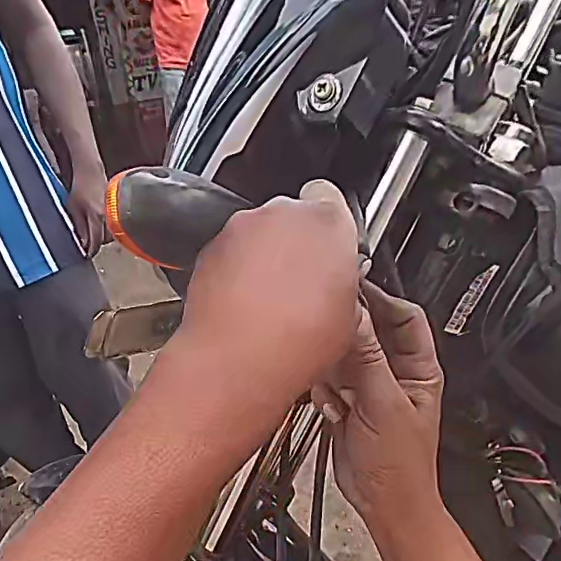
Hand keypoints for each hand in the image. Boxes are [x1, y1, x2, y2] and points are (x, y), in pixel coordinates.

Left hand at [68, 167, 107, 256]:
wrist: (91, 170)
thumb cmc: (80, 186)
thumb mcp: (73, 207)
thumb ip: (79, 227)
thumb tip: (83, 244)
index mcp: (95, 217)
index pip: (96, 242)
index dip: (91, 250)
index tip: (86, 254)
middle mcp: (108, 217)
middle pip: (105, 240)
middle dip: (97, 244)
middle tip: (89, 244)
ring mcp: (115, 214)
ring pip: (112, 234)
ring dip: (104, 236)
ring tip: (95, 233)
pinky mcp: (118, 210)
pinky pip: (115, 225)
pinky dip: (109, 229)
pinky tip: (102, 226)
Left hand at [164, 180, 361, 417]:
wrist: (239, 361)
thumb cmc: (296, 342)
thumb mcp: (348, 317)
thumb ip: (344, 283)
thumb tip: (339, 287)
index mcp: (329, 223)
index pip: (334, 200)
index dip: (332, 227)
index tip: (331, 250)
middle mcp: (284, 214)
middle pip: (294, 218)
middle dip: (297, 245)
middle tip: (302, 288)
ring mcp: (243, 228)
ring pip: (260, 234)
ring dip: (265, 258)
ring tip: (271, 304)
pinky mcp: (212, 247)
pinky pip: (231, 252)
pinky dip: (236, 271)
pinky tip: (246, 307)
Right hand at [315, 281, 444, 526]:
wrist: (382, 502)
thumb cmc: (401, 465)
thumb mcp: (383, 403)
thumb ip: (366, 357)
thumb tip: (354, 315)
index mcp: (418, 368)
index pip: (402, 316)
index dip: (380, 300)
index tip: (351, 290)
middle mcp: (393, 373)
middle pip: (366, 333)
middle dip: (348, 340)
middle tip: (333, 342)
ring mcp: (368, 388)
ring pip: (342, 356)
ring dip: (334, 372)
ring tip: (338, 394)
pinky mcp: (345, 403)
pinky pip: (327, 381)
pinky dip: (324, 392)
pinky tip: (333, 410)